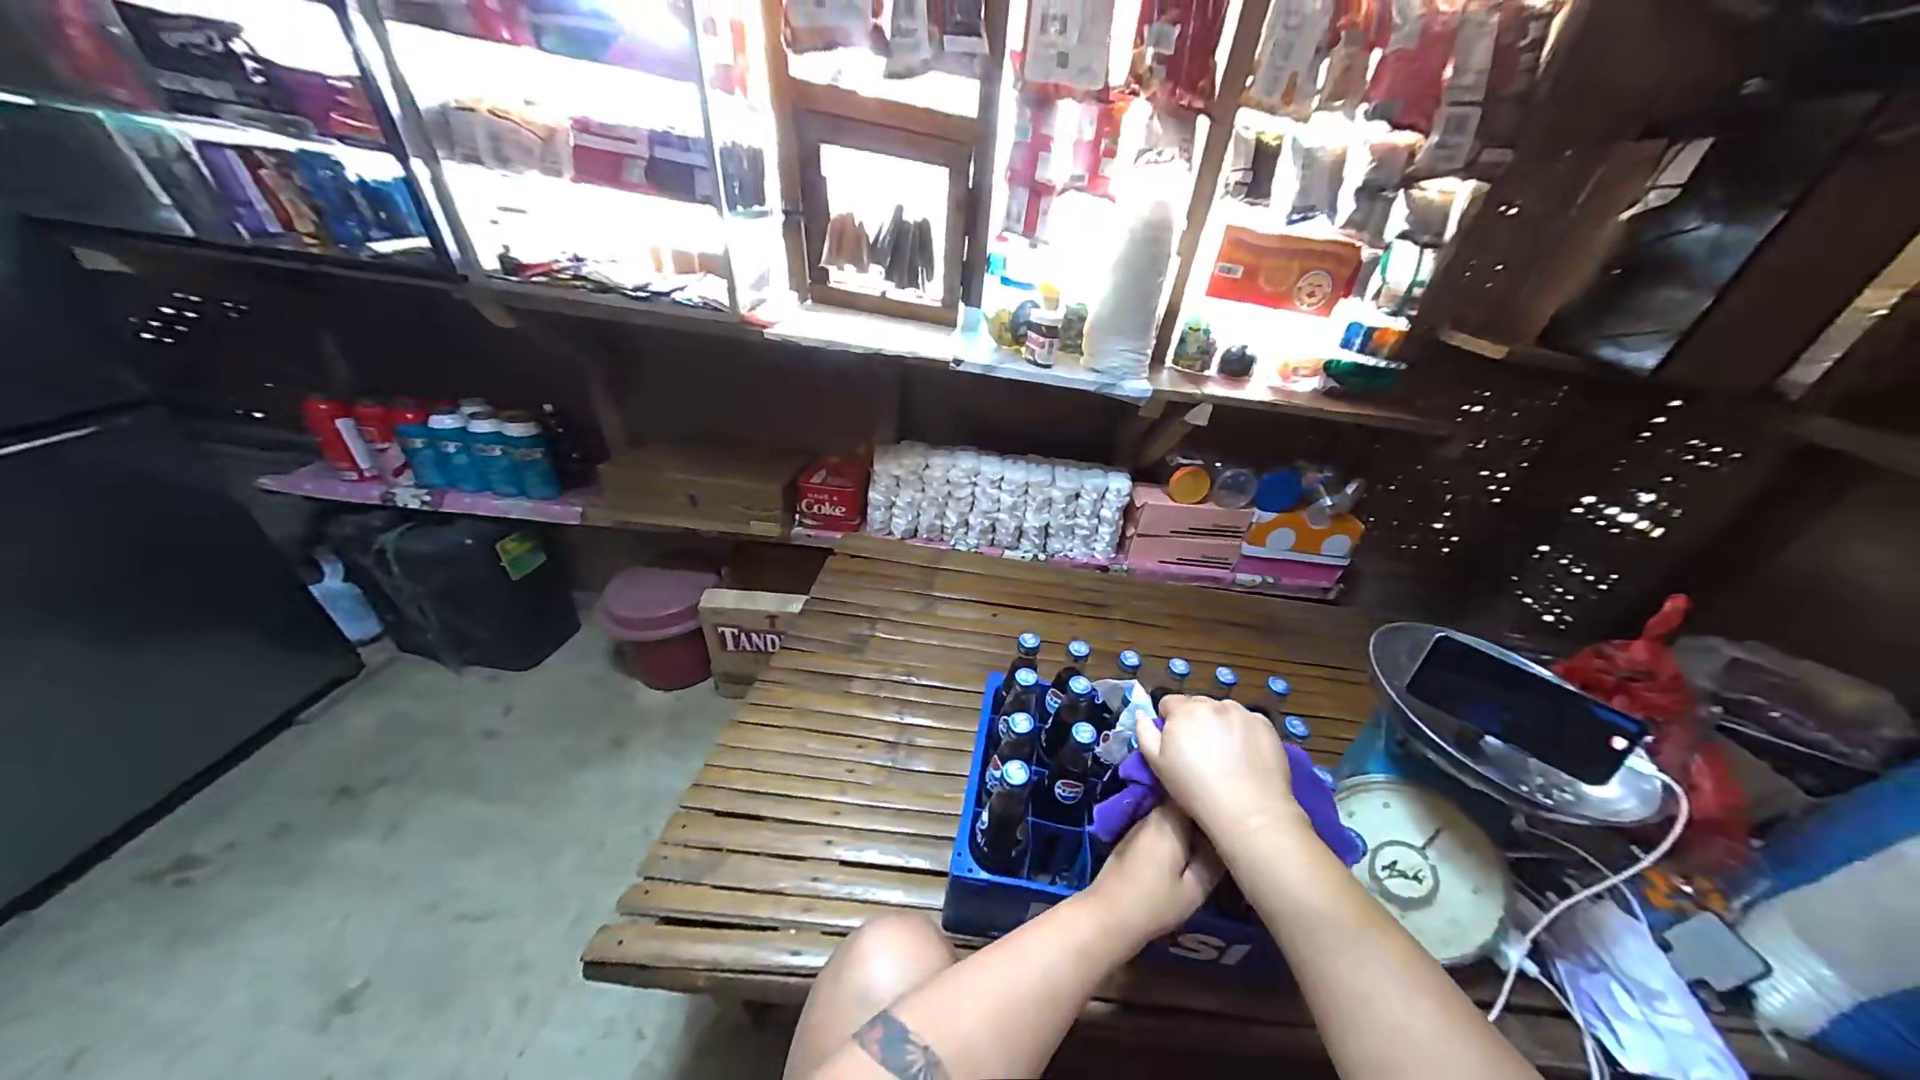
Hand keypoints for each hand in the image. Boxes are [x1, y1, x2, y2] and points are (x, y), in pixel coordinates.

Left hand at [1084, 803, 1222, 943]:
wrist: (1109, 914)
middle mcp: (1153, 813)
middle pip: (1183, 802)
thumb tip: (1226, 836)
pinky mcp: (1134, 836)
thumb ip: (1213, 858)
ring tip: (1213, 836)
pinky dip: (1176, 831)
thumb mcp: (1195, 888)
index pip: (1194, 792)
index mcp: (1169, 819)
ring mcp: (1140, 823)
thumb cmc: (1155, 903)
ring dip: (1190, 822)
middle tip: (1227, 826)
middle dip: (1203, 811)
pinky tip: (1188, 847)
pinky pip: (1162, 824)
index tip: (1232, 809)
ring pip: (1173, 814)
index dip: (1214, 798)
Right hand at [1138, 695, 1306, 846]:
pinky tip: (1246, 755)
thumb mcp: (1157, 764)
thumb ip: (1145, 733)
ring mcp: (1242, 713)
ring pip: (1223, 711)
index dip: (1169, 721)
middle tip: (1200, 751)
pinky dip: (1244, 732)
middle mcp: (1214, 704)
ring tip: (1225, 754)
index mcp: (1185, 711)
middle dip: (1195, 721)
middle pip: (1197, 705)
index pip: (1169, 702)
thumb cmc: (1195, 789)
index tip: (1176, 744)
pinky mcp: (1265, 725)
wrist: (1248, 811)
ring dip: (1220, 724)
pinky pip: (1247, 721)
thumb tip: (1142, 714)